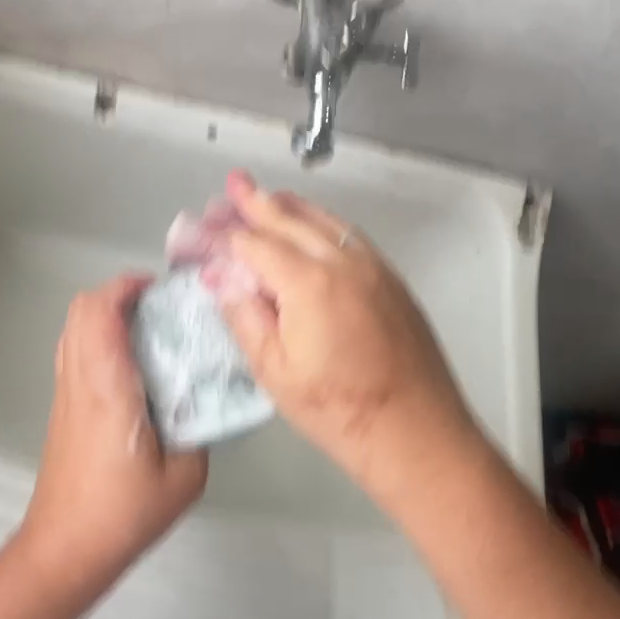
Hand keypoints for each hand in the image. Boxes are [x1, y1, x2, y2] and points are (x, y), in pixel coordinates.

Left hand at [16, 275, 207, 585]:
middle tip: (158, 307)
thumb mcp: (185, 475)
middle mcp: (79, 377)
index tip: (160, 289)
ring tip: (147, 330)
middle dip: (117, 293)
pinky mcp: (62, 407)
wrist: (65, 547)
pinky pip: (73, 350)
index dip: (126, 286)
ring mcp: (65, 391)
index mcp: (107, 383)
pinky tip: (130, 367)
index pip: (100, 310)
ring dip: (104, 314)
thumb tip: (201, 397)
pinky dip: (96, 337)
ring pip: (72, 327)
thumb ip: (197, 427)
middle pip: (80, 307)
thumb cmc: (124, 511)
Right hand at [214, 172, 485, 494]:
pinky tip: (311, 226)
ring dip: (290, 206)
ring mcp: (372, 267)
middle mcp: (342, 262)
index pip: (255, 243)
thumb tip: (220, 278)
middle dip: (256, 201)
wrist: (417, 433)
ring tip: (265, 196)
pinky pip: (348, 235)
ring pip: (324, 220)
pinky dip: (321, 222)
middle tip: (232, 184)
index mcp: (308, 282)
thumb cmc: (339, 410)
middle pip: (290, 218)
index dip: (224, 235)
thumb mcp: (275, 370)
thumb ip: (244, 316)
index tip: (202, 226)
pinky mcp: (391, 279)